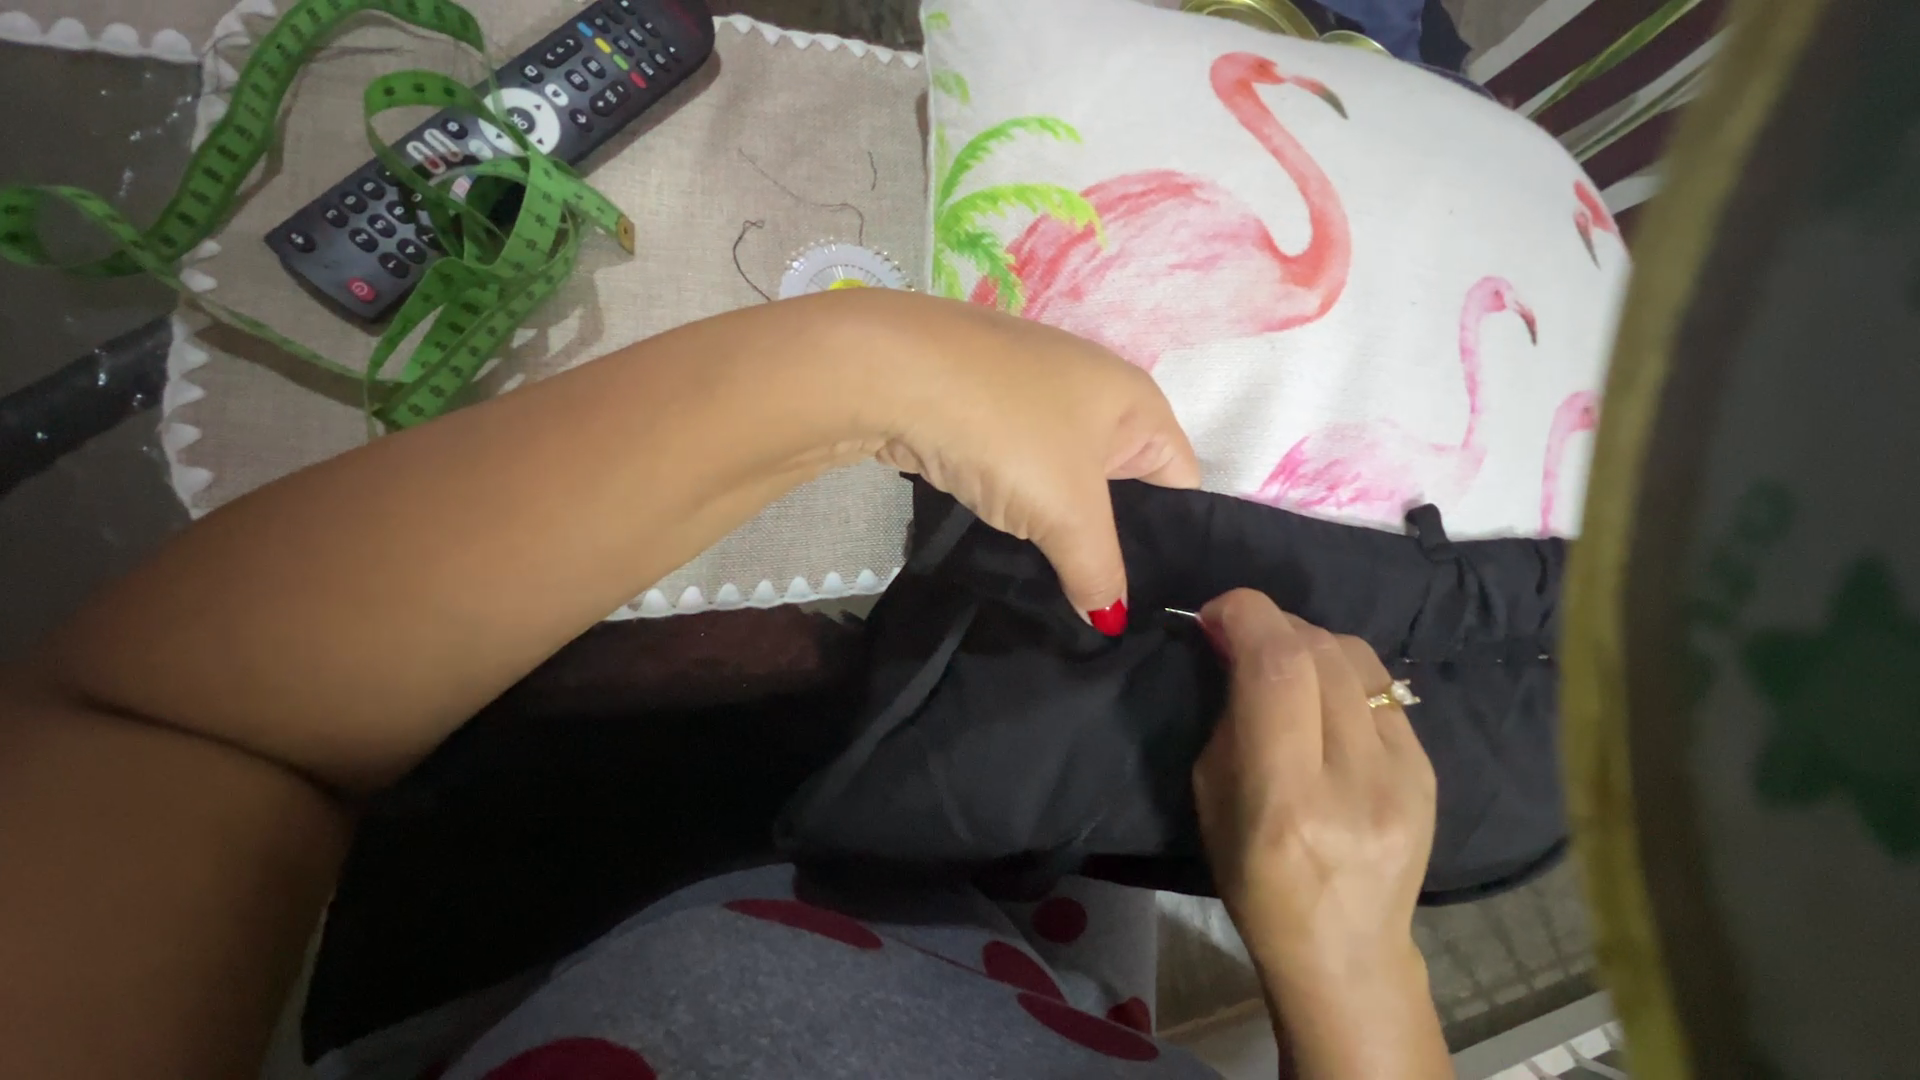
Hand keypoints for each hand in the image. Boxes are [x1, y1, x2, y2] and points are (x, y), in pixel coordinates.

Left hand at [850, 291, 1200, 625]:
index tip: (1152, 602)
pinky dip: (1019, 509)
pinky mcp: (986, 413)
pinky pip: (1021, 473)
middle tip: (1101, 607)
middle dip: (1110, 544)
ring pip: (1066, 483)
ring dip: (1059, 530)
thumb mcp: (1067, 511)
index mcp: (1137, 402)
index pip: (1180, 484)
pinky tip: (1010, 551)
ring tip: (1057, 591)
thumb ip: (1098, 570)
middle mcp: (1094, 392)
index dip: (1172, 543)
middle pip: (1122, 486)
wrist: (894, 374)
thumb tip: (1112, 621)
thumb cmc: (1008, 432)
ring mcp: (1035, 399)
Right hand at [1191, 589, 1447, 1078]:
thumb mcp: (1212, 795)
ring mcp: (1407, 774)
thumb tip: (1237, 646)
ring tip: (1280, 654)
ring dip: (1307, 637)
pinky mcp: (1431, 769)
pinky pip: (1381, 686)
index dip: (1246, 616)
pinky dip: (1340, 668)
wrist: (1344, 945)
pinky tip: (1320, 689)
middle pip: (1320, 650)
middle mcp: (1357, 779)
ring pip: (1357, 656)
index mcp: (1288, 797)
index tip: (1215, 612)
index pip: (1278, 668)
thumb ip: (1229, 716)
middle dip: (1271, 620)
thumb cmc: (1254, 876)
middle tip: (1239, 629)